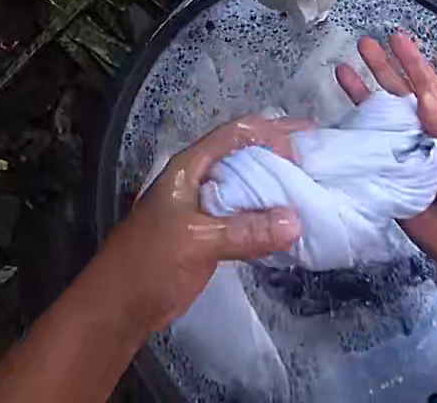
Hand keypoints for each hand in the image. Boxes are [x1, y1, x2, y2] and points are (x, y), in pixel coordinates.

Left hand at [91, 114, 311, 331]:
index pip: (234, 135)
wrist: (121, 304)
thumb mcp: (198, 240)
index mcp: (191, 165)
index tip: (302, 143)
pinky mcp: (211, 232)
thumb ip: (245, 230)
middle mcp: (201, 177)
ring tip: (311, 177)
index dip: (268, 133)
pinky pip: (246, 212)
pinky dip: (269, 211)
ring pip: (247, 181)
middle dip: (277, 145)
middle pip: (243, 151)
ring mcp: (206, 204)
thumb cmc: (150, 259)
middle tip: (315, 144)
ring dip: (276, 178)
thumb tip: (296, 219)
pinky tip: (291, 217)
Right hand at [335, 30, 436, 275]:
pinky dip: (352, 132)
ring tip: (343, 70)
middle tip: (364, 44)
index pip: (425, 85)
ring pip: (376, 115)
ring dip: (361, 93)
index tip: (397, 38)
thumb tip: (424, 98)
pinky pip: (366, 149)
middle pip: (395, 93)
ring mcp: (400, 153)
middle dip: (380, 66)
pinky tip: (339, 116)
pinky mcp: (385, 174)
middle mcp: (419, 134)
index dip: (411, 60)